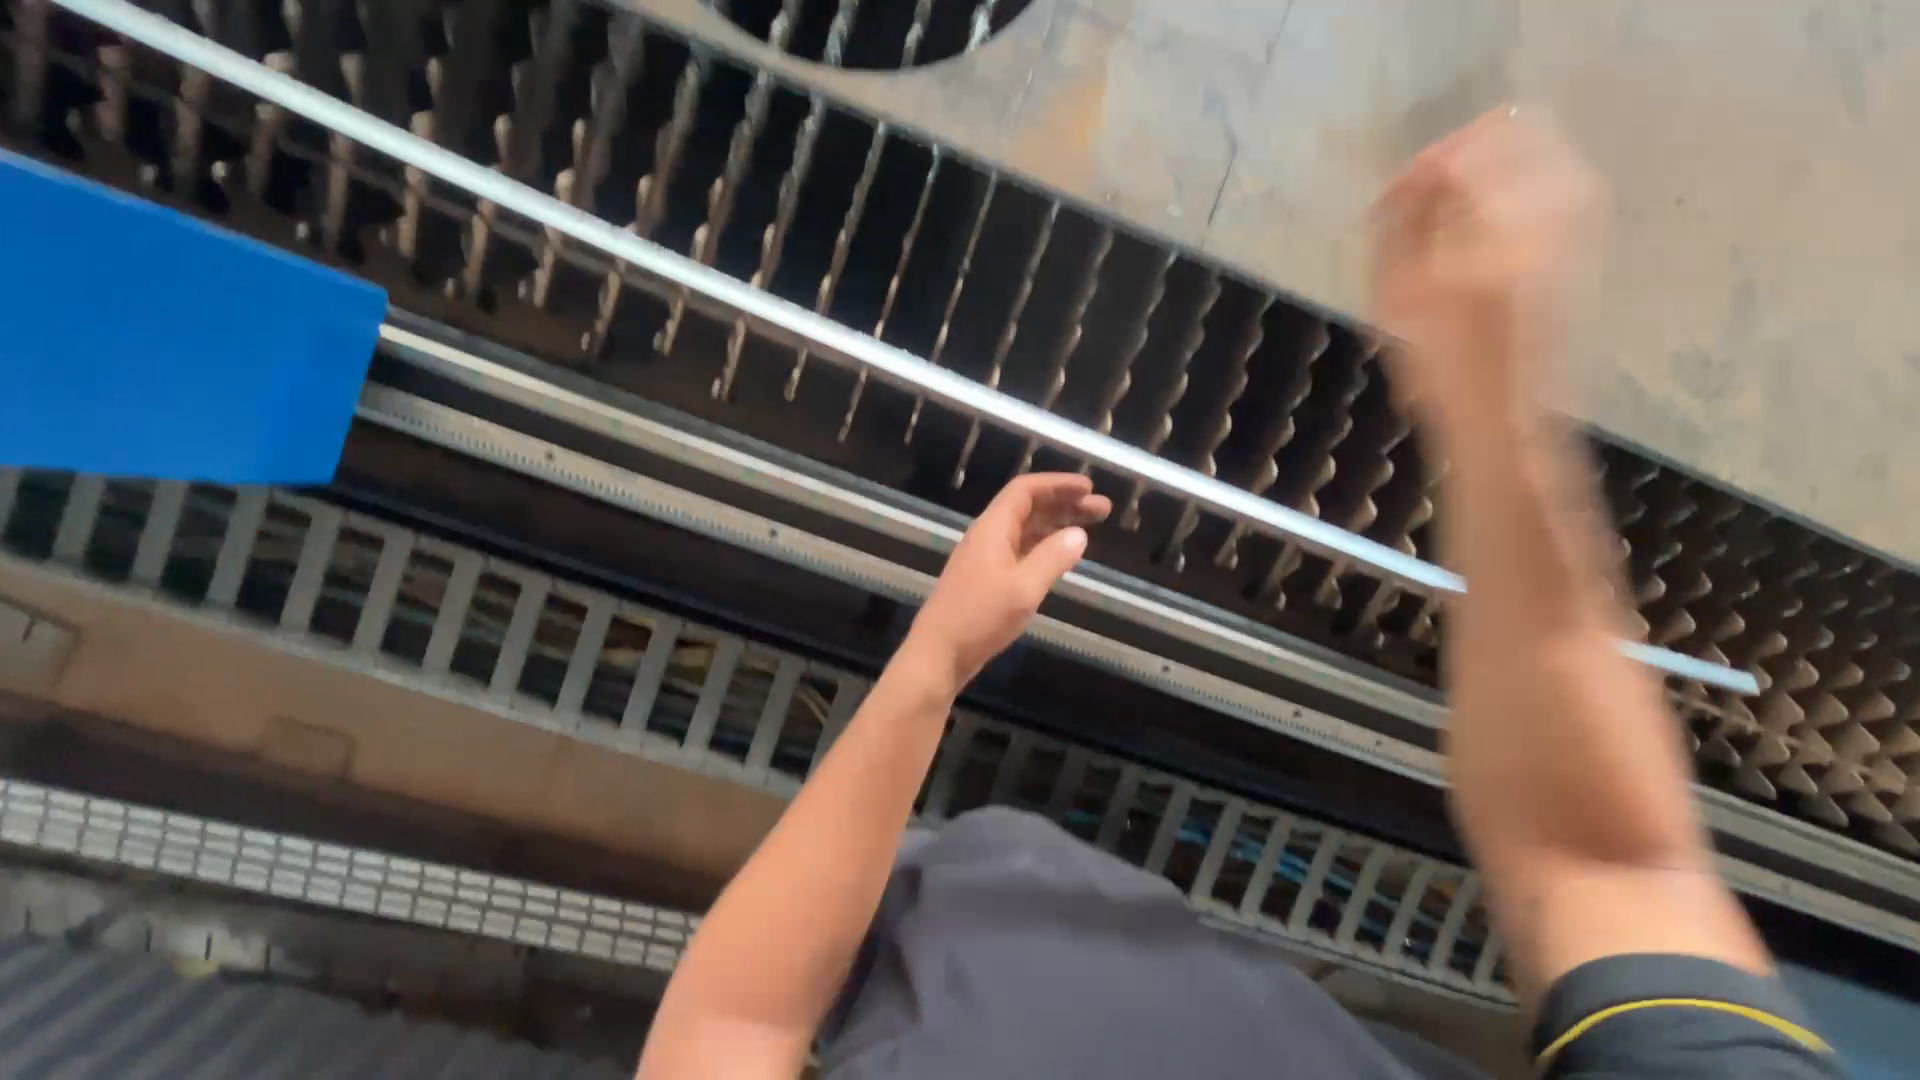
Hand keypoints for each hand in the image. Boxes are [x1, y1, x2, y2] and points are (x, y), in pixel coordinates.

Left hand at [903, 474, 1111, 689]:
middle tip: (1102, 508)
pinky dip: (1043, 547)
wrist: (938, 654)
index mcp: (993, 529)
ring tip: (1090, 529)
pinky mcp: (986, 579)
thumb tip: (1079, 534)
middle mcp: (988, 536)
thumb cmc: (980, 618)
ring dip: (1056, 525)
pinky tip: (1062, 557)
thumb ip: (1053, 558)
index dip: (1058, 484)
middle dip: (1064, 504)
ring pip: (1025, 530)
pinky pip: (1020, 551)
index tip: (1089, 487)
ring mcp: (986, 558)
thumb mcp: (1024, 588)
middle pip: (1028, 508)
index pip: (1025, 490)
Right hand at [1372, 105, 1600, 438]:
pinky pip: (1552, 181)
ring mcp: (1578, 222)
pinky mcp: (1584, 240)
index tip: (1391, 199)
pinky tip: (1479, 229)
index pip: (1462, 153)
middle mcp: (1553, 210)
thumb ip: (1398, 229)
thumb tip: (1405, 187)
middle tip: (1422, 194)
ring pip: (1539, 151)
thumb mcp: (1397, 299)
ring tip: (1448, 213)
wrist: (1507, 414)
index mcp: (1500, 226)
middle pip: (1515, 131)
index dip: (1419, 168)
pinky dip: (1512, 189)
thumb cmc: (1441, 366)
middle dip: (1459, 154)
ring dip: (1487, 170)